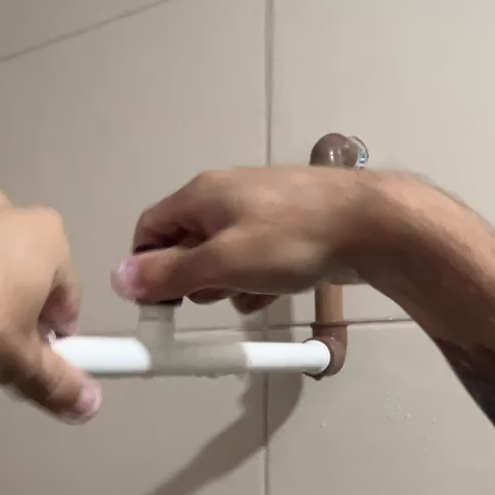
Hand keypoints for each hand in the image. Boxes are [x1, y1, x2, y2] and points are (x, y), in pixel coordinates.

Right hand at [111, 166, 397, 310]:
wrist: (375, 224)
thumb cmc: (292, 240)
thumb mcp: (222, 264)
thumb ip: (169, 274)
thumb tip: (119, 278)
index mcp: (200, 195)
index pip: (149, 229)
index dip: (144, 266)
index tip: (155, 301)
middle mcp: (224, 193)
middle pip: (184, 241)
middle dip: (187, 277)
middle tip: (203, 300)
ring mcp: (259, 206)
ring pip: (220, 251)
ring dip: (221, 281)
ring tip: (240, 296)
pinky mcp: (287, 222)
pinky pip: (252, 253)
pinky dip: (251, 277)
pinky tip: (266, 294)